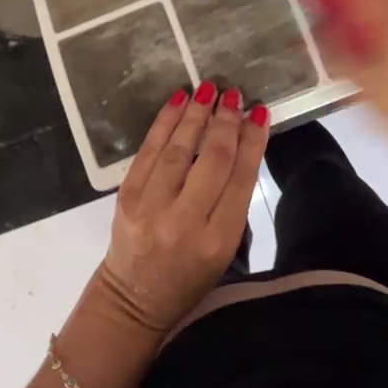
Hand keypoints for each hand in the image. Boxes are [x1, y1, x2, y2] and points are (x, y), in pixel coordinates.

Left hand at [95, 84, 269, 332]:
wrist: (134, 299)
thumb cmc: (190, 277)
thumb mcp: (225, 250)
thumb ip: (234, 202)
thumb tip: (241, 144)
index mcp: (217, 240)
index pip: (240, 179)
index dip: (252, 141)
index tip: (261, 113)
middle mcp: (184, 222)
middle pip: (212, 161)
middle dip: (226, 122)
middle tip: (235, 95)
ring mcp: (151, 207)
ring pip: (179, 151)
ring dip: (196, 115)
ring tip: (209, 89)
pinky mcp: (126, 197)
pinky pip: (148, 151)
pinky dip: (165, 123)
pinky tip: (178, 101)